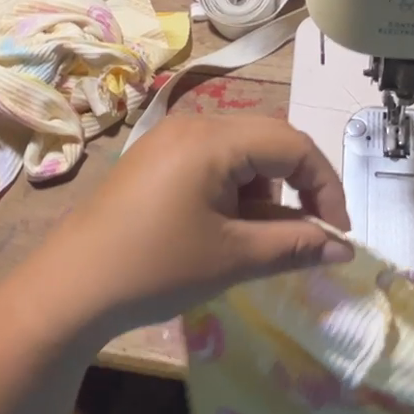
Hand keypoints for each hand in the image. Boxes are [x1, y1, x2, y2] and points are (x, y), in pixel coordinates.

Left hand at [35, 116, 352, 338]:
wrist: (71, 288)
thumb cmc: (156, 268)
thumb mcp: (234, 258)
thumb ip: (295, 245)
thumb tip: (343, 248)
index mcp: (213, 138)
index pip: (292, 144)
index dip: (324, 186)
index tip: (335, 233)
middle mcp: (193, 125)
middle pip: (268, 141)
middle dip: (296, 186)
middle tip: (306, 234)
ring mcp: (170, 140)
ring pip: (242, 152)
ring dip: (264, 191)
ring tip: (255, 240)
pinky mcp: (156, 159)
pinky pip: (213, 161)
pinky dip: (234, 191)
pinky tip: (223, 229)